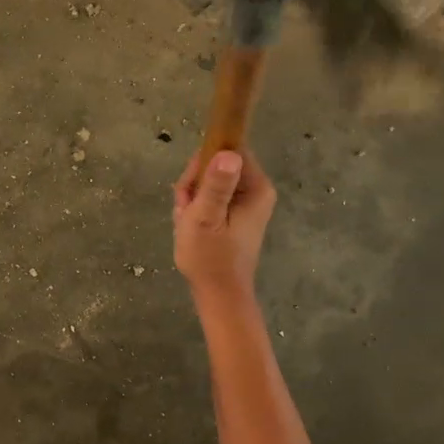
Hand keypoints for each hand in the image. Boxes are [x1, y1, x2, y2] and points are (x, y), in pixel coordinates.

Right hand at [173, 149, 276, 299]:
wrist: (218, 293)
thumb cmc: (210, 257)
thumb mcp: (205, 218)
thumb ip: (215, 185)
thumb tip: (227, 152)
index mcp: (256, 187)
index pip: (226, 150)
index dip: (202, 165)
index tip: (191, 190)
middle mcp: (256, 189)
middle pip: (215, 165)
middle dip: (193, 186)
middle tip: (187, 212)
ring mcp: (246, 201)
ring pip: (208, 181)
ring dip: (191, 199)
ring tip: (188, 223)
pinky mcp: (236, 212)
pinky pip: (211, 196)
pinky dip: (196, 209)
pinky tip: (191, 227)